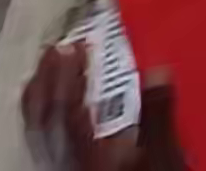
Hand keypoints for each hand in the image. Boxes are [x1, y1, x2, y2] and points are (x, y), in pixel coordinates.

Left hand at [23, 44, 183, 170]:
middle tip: (56, 49)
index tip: (77, 47)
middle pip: (45, 126)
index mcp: (90, 159)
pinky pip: (47, 146)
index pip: (69, 115)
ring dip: (42, 101)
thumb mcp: (164, 159)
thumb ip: (158, 117)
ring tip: (49, 70)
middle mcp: (69, 167)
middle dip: (48, 86)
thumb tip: (157, 69)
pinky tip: (58, 109)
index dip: (68, 80)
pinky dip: (46, 120)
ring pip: (40, 137)